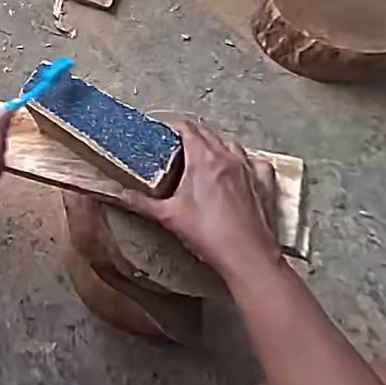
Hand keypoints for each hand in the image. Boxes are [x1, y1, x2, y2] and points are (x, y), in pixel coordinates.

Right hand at [121, 120, 278, 279]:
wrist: (249, 258)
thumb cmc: (211, 236)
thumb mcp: (170, 217)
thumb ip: (143, 203)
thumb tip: (121, 195)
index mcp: (203, 159)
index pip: (187, 128)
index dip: (174, 126)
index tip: (166, 132)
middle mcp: (227, 157)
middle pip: (208, 131)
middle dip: (193, 133)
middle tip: (180, 144)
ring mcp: (248, 168)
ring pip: (231, 142)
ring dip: (217, 143)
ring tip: (207, 154)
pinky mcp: (264, 183)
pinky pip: (256, 161)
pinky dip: (247, 160)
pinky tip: (241, 168)